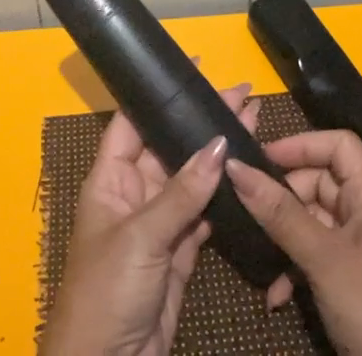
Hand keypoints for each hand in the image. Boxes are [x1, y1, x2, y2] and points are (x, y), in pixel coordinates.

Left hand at [43, 83, 260, 355]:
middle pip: (170, 147)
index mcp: (110, 179)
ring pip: (192, 179)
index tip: (197, 71)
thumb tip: (218, 144)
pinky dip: (226, 197)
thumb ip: (181, 191)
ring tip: (254, 122)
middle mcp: (134, 193)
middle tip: (243, 93)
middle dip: (203, 121)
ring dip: (220, 155)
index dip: (161, 95)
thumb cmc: (106, 289)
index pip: (135, 123)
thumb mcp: (141, 236)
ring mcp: (159, 223)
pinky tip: (249, 175)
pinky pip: (205, 214)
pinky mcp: (181, 252)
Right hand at [227, 130, 361, 355]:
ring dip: (283, 237)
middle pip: (321, 180)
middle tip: (249, 211)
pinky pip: (316, 254)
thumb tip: (235, 166)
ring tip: (258, 255)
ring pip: (313, 220)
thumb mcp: (322, 257)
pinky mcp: (352, 278)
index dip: (302, 144)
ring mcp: (361, 248)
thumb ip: (279, 212)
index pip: (340, 145)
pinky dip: (293, 267)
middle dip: (284, 196)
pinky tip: (276, 297)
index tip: (261, 159)